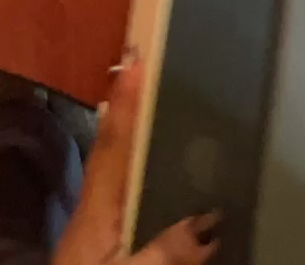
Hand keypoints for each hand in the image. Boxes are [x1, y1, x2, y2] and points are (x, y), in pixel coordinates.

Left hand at [53, 58, 220, 264]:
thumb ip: (169, 253)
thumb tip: (211, 215)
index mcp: (102, 208)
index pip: (116, 143)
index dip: (126, 100)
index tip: (134, 58)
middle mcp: (95, 204)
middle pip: (111, 144)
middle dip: (124, 105)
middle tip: (137, 65)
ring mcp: (93, 221)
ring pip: (110, 162)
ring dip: (123, 129)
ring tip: (138, 97)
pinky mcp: (95, 238)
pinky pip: (113, 182)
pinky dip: (122, 159)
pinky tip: (134, 162)